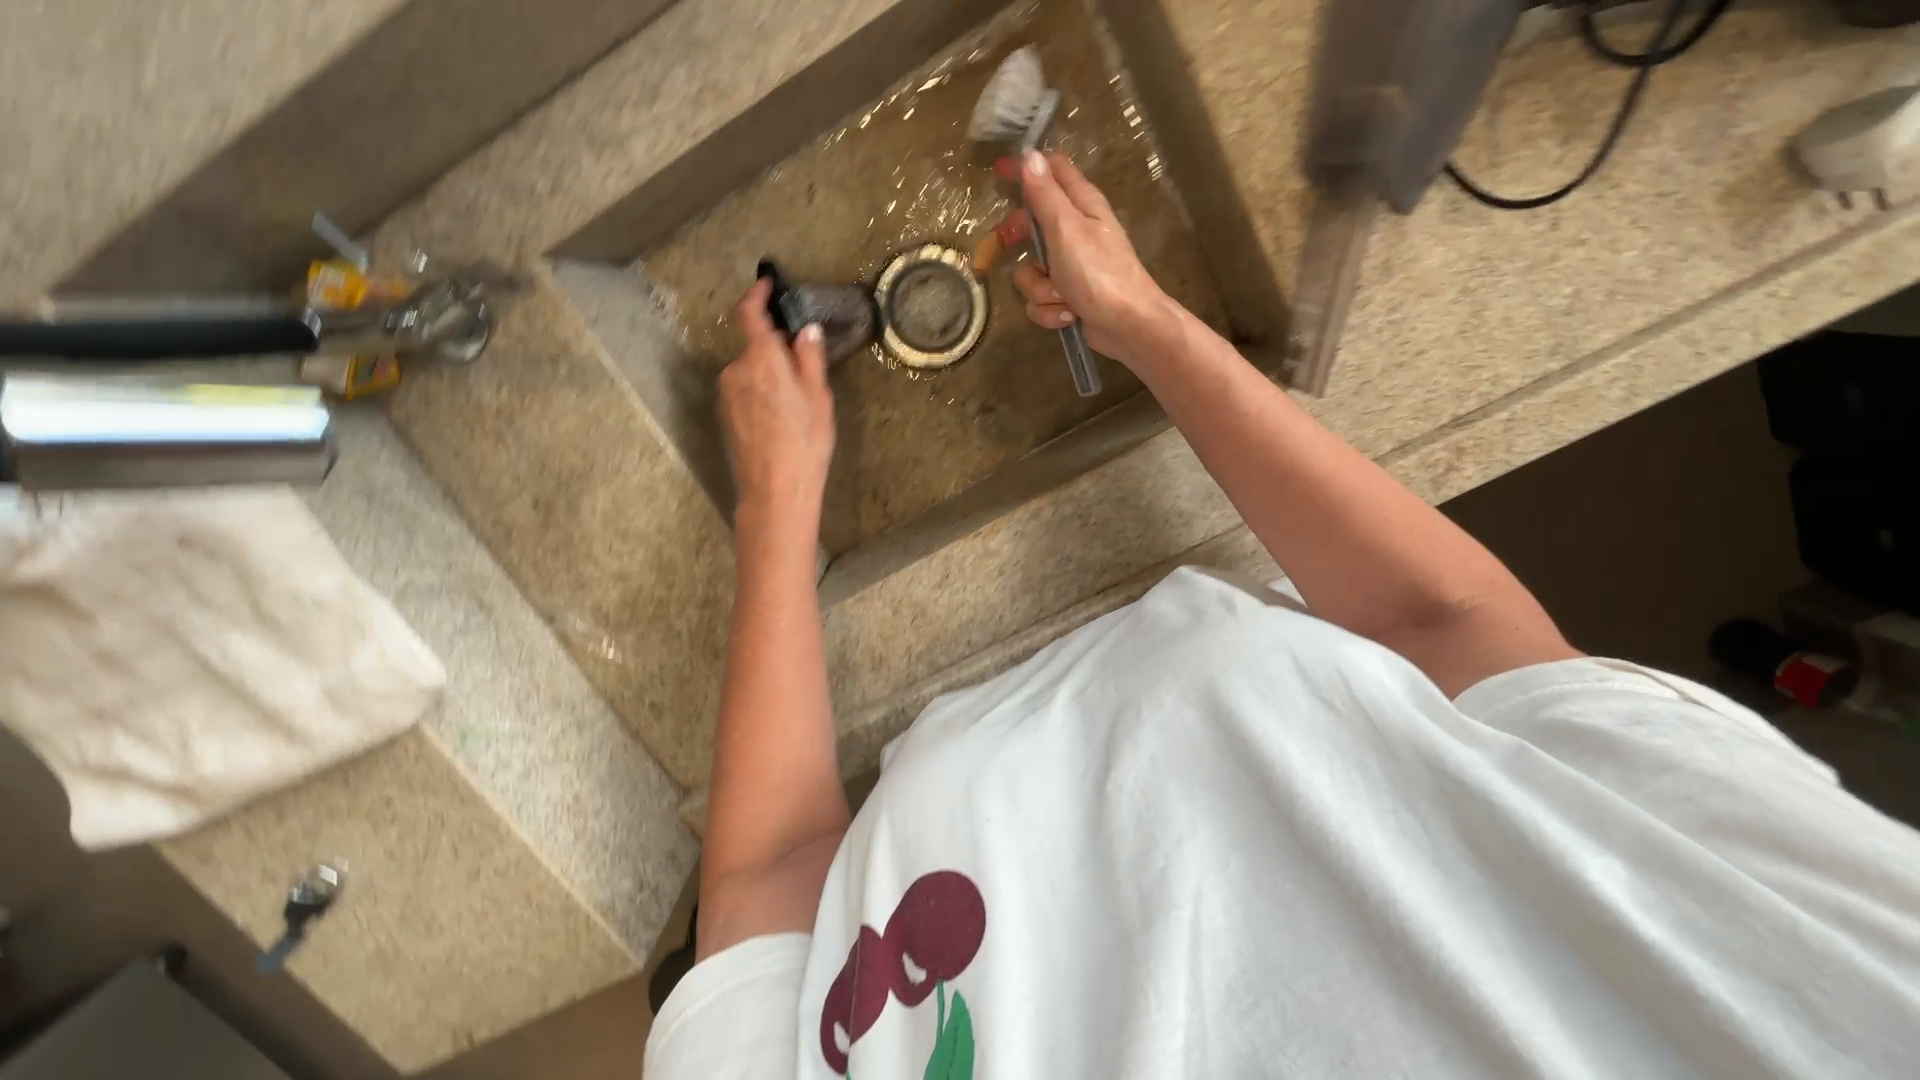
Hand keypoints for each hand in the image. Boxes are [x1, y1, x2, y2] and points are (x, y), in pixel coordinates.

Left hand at [719, 279, 834, 528]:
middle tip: (804, 366)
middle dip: (775, 349)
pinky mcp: (727, 416)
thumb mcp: (818, 396)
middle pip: (754, 347)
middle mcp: (736, 370)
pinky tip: (781, 417)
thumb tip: (805, 330)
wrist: (776, 489)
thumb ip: (809, 357)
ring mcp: (727, 394)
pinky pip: (745, 391)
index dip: (756, 295)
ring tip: (797, 401)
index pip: (749, 313)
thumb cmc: (805, 441)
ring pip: (750, 371)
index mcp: (760, 357)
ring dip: (769, 374)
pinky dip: (761, 393)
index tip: (767, 284)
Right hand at [993, 150, 1181, 368]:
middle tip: (1005, 245)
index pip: (1051, 170)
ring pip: (1031, 271)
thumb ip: (1045, 194)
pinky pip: (1041, 299)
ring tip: (1062, 296)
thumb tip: (1029, 155)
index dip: (1025, 166)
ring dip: (1040, 288)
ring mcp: (1071, 266)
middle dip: (1018, 241)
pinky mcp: (1068, 296)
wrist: (1127, 327)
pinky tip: (1067, 315)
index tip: (998, 171)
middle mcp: (1075, 231)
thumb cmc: (1100, 274)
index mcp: (1081, 205)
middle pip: (1031, 224)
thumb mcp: (1067, 229)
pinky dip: (1050, 310)